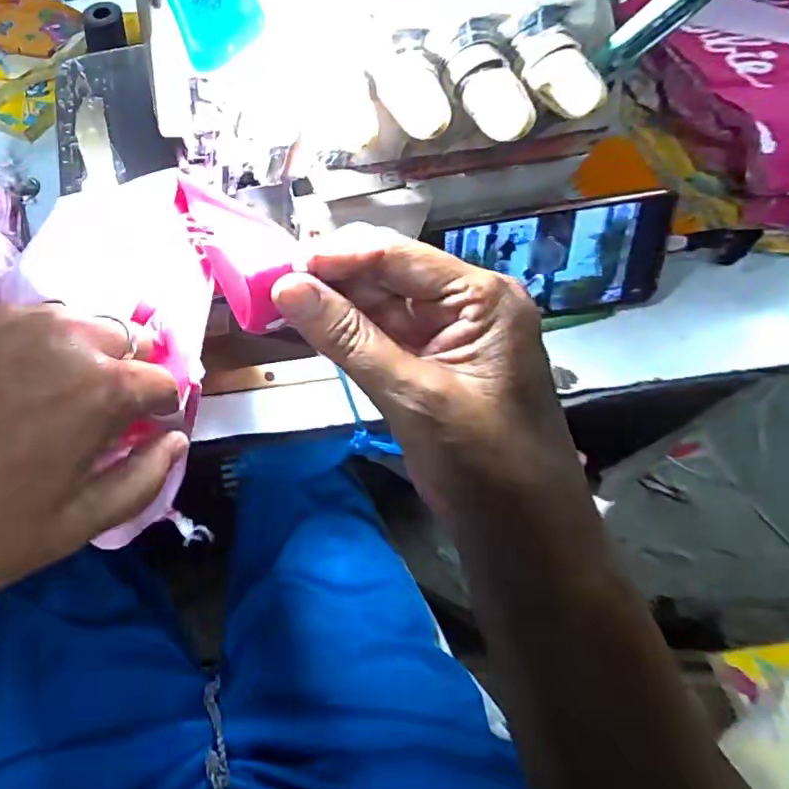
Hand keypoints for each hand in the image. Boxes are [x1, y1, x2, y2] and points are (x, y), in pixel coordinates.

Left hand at [0, 301, 186, 622]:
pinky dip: (0, 349)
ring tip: (20, 402)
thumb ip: (141, 478)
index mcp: (98, 387)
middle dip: (113, 373)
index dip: (156, 408)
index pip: (160, 379)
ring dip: (58, 355)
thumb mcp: (71, 528)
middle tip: (78, 419)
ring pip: (53, 323)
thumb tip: (172, 437)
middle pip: (112, 339)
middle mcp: (55, 334)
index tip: (139, 430)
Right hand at [270, 224, 581, 518]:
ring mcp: (441, 331)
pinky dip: (337, 329)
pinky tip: (301, 325)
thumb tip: (285, 286)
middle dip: (327, 276)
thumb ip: (346, 336)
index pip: (396, 256)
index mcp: (480, 297)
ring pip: (372, 300)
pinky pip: (372, 331)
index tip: (279, 266)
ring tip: (274, 302)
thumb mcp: (411, 393)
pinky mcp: (422, 359)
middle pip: (382, 272)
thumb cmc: (482, 460)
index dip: (335, 256)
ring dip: (326, 301)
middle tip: (269, 285)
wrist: (520, 532)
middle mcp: (462, 303)